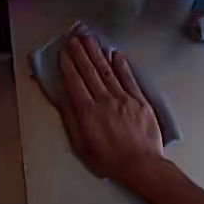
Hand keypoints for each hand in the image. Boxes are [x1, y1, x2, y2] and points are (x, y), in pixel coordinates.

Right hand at [58, 31, 165, 185]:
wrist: (141, 165)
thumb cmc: (109, 160)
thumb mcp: (81, 144)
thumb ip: (71, 119)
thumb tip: (62, 99)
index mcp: (87, 112)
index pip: (74, 82)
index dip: (68, 65)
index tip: (63, 53)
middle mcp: (104, 100)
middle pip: (89, 71)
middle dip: (80, 53)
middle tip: (73, 38)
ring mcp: (123, 98)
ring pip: (107, 70)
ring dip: (97, 53)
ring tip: (89, 39)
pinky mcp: (139, 100)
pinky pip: (128, 78)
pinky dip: (121, 65)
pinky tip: (115, 54)